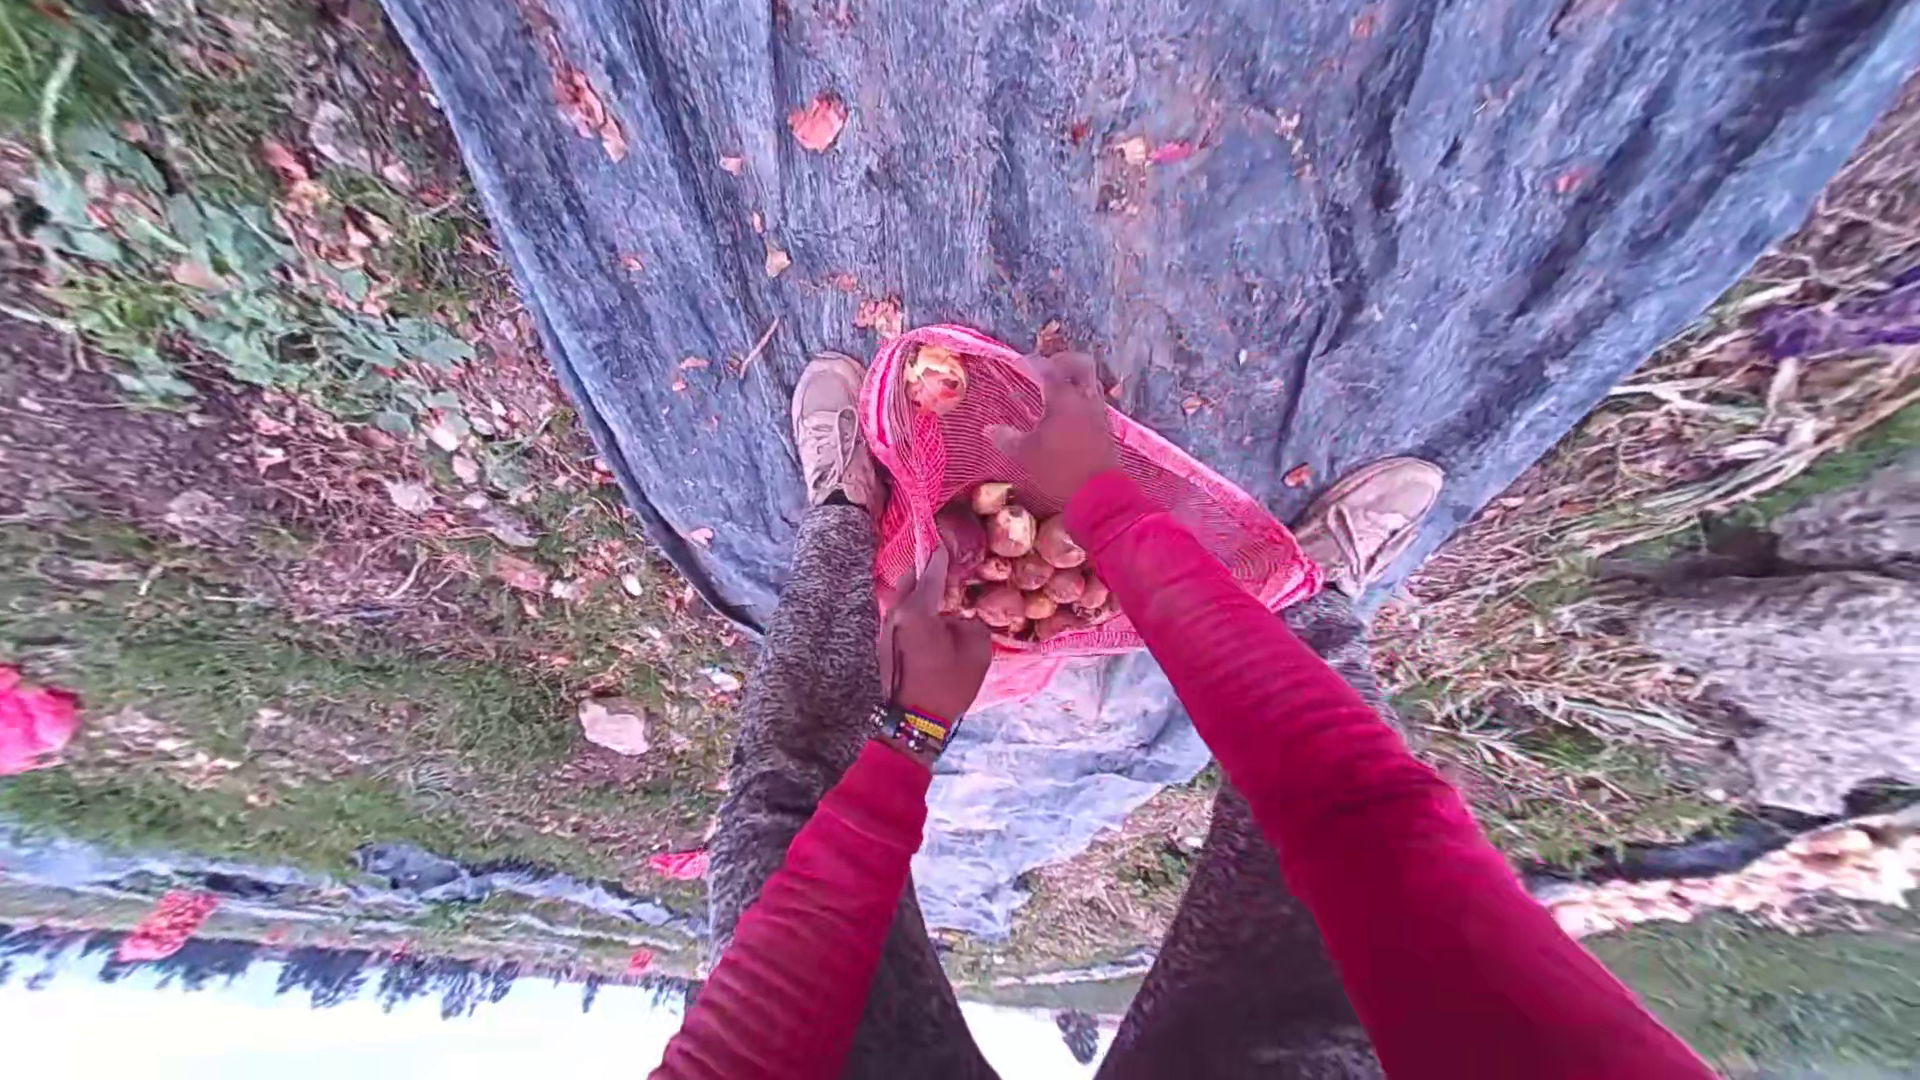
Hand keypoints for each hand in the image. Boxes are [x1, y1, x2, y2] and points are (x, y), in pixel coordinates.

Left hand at [879, 547, 992, 724]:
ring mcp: (885, 630)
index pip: (931, 574)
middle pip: (909, 581)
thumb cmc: (948, 685)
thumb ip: (970, 623)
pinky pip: (900, 617)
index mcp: (917, 610)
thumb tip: (958, 618)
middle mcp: (895, 614)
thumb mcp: (975, 650)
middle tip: (945, 571)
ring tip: (940, 597)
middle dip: (926, 573)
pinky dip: (914, 612)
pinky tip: (930, 622)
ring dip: (919, 594)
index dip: (942, 558)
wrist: (914, 722)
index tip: (945, 544)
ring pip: (902, 600)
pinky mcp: (884, 646)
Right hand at [989, 350, 1120, 503]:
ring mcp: (1098, 414)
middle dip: (1063, 360)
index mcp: (1063, 399)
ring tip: (1057, 390)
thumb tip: (988, 430)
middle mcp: (1084, 400)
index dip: (1032, 363)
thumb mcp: (1027, 455)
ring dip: (1074, 380)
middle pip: (1080, 364)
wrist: (1099, 494)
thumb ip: (1007, 439)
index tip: (1019, 364)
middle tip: (1047, 367)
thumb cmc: (1060, 471)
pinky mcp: (1105, 429)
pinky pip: (1093, 402)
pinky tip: (1068, 414)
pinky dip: (1080, 399)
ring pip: (1090, 383)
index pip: (1048, 369)